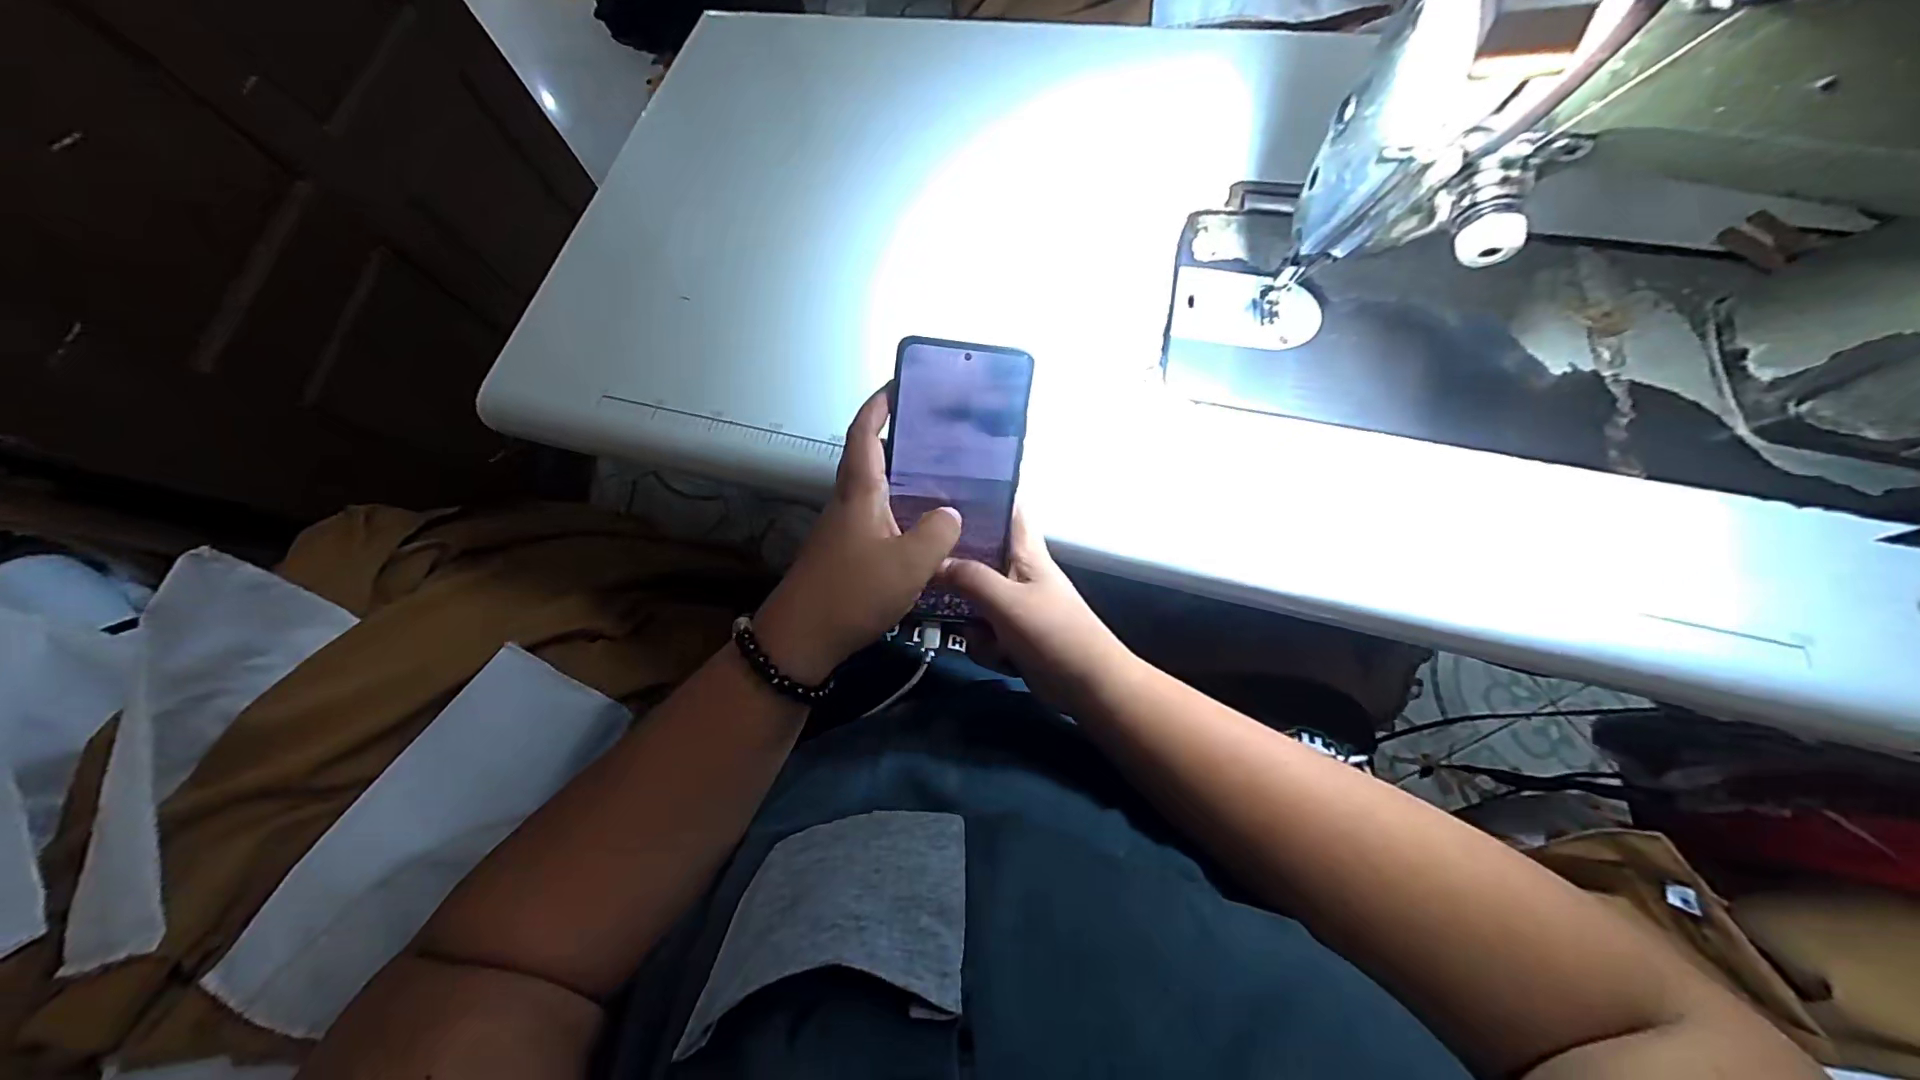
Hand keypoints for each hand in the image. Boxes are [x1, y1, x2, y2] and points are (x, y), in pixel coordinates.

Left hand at [753, 387, 961, 684]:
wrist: (801, 638)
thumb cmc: (853, 591)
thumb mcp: (909, 562)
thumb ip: (938, 532)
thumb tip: (951, 513)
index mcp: (859, 493)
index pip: (864, 435)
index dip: (878, 406)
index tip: (897, 387)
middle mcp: (847, 505)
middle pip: (869, 461)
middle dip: (897, 442)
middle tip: (936, 439)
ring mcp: (842, 532)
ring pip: (875, 494)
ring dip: (901, 482)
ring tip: (941, 483)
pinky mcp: (844, 556)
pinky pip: (877, 522)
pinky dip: (900, 515)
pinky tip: (923, 533)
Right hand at [936, 508, 1138, 715]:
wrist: (1089, 687)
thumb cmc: (1055, 634)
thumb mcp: (1007, 603)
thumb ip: (969, 579)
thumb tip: (932, 562)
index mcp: (1026, 551)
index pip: (1008, 507)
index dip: (981, 493)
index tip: (943, 488)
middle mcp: (1017, 571)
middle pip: (977, 554)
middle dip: (953, 567)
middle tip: (924, 571)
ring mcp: (1013, 604)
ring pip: (972, 597)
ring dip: (969, 619)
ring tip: (980, 634)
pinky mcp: (1011, 633)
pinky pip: (981, 629)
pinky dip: (984, 644)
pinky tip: (996, 656)